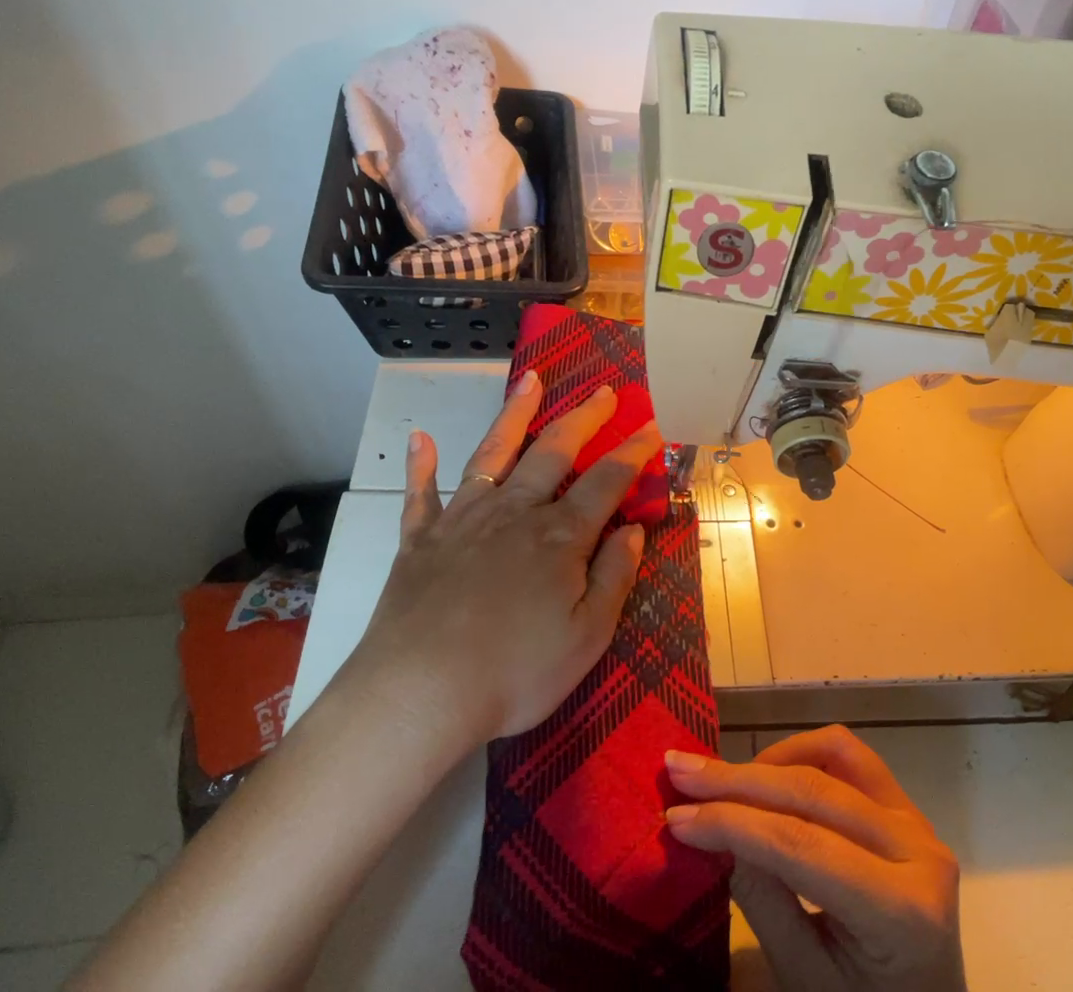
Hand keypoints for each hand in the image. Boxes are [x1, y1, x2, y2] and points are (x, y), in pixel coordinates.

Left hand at [347, 369, 661, 741]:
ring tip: (529, 381)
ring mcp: (463, 521)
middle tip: (603, 391)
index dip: (633, 453)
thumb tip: (632, 529)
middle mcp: (514, 513)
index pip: (607, 482)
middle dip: (583, 418)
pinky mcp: (420, 540)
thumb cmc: (517, 672)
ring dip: (514, 416)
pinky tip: (419, 439)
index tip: (653, 427)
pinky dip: (421, 465)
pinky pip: (421, 494)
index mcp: (560, 536)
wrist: (422, 691)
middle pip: (554, 452)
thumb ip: (613, 577)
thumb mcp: (589, 635)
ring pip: (493, 455)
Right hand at [663, 725, 964, 991]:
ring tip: (723, 779)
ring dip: (771, 759)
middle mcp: (919, 852)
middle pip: (814, 792)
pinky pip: (852, 759)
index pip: (801, 845)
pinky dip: (804, 754)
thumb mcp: (804, 973)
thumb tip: (708, 828)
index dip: (732, 822)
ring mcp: (917, 823)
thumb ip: (760, 898)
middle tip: (679, 772)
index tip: (674, 814)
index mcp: (902, 910)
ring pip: (836, 756)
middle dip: (737, 780)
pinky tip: (769, 775)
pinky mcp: (907, 809)